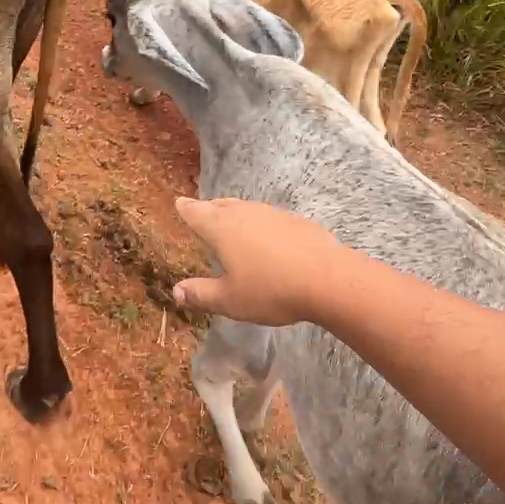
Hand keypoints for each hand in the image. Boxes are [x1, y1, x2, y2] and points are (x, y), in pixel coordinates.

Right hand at [171, 197, 349, 325]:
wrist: (329, 279)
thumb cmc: (271, 289)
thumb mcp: (230, 300)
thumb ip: (202, 294)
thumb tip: (175, 292)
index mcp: (220, 228)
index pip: (195, 212)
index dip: (185, 209)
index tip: (179, 203)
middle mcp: (242, 213)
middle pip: (219, 205)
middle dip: (208, 208)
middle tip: (202, 211)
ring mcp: (271, 213)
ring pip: (245, 208)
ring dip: (235, 213)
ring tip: (232, 223)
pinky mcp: (295, 221)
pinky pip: (269, 217)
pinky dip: (261, 224)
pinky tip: (268, 239)